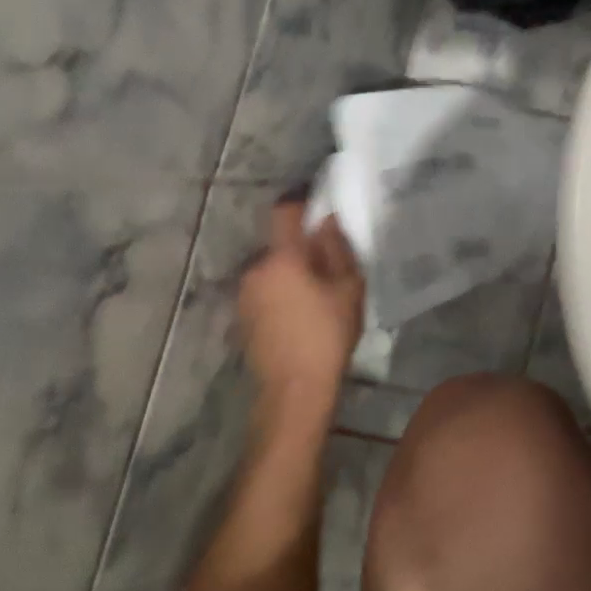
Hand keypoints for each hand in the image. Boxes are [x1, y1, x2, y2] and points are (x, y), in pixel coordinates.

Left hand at [238, 200, 363, 418]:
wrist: (295, 388)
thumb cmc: (328, 333)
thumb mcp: (348, 287)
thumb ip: (337, 249)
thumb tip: (327, 221)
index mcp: (282, 258)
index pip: (285, 212)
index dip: (302, 202)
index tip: (321, 202)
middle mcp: (255, 269)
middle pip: (280, 244)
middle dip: (302, 247)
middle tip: (331, 261)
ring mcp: (244, 294)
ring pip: (272, 268)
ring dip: (291, 271)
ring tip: (319, 290)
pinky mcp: (242, 316)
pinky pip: (265, 290)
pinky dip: (282, 291)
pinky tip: (302, 311)